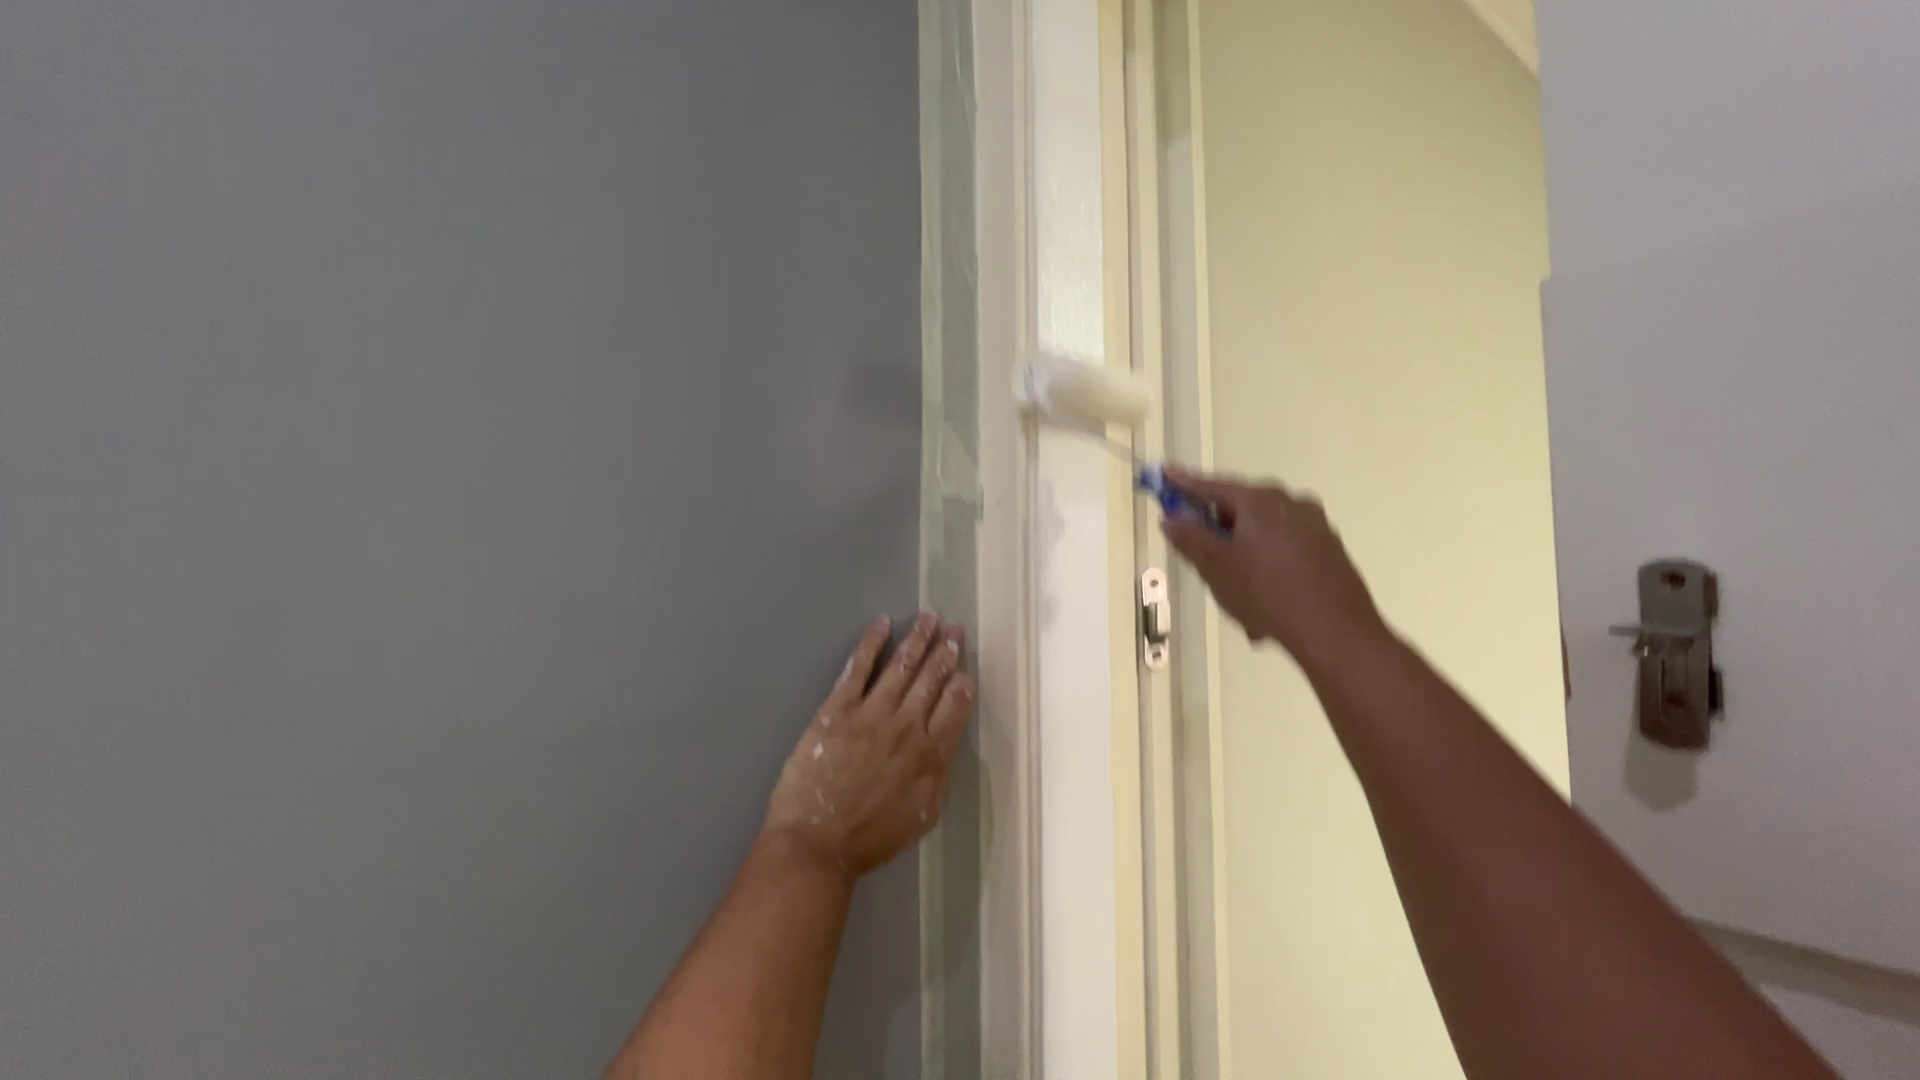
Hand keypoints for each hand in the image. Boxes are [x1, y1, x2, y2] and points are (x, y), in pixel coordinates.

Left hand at [762, 612, 973, 882]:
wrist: (818, 843)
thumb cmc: (871, 838)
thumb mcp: (923, 815)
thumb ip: (938, 774)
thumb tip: (945, 744)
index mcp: (930, 755)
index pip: (955, 707)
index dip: (962, 684)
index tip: (965, 669)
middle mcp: (906, 726)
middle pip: (931, 680)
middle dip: (945, 651)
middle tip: (954, 629)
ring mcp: (871, 713)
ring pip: (901, 666)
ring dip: (917, 639)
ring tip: (929, 617)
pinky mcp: (838, 709)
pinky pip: (859, 667)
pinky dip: (872, 643)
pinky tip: (882, 625)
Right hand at [1160, 468, 1387, 662]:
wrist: (1336, 632)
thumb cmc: (1266, 593)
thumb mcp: (1215, 567)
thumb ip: (1190, 538)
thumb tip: (1170, 518)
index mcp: (1261, 501)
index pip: (1212, 486)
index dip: (1184, 483)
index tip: (1164, 474)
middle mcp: (1292, 504)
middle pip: (1241, 510)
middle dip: (1217, 533)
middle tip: (1200, 557)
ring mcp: (1316, 527)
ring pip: (1263, 537)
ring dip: (1243, 560)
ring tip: (1235, 599)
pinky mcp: (1331, 552)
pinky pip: (1285, 554)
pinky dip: (1267, 572)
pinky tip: (1263, 608)